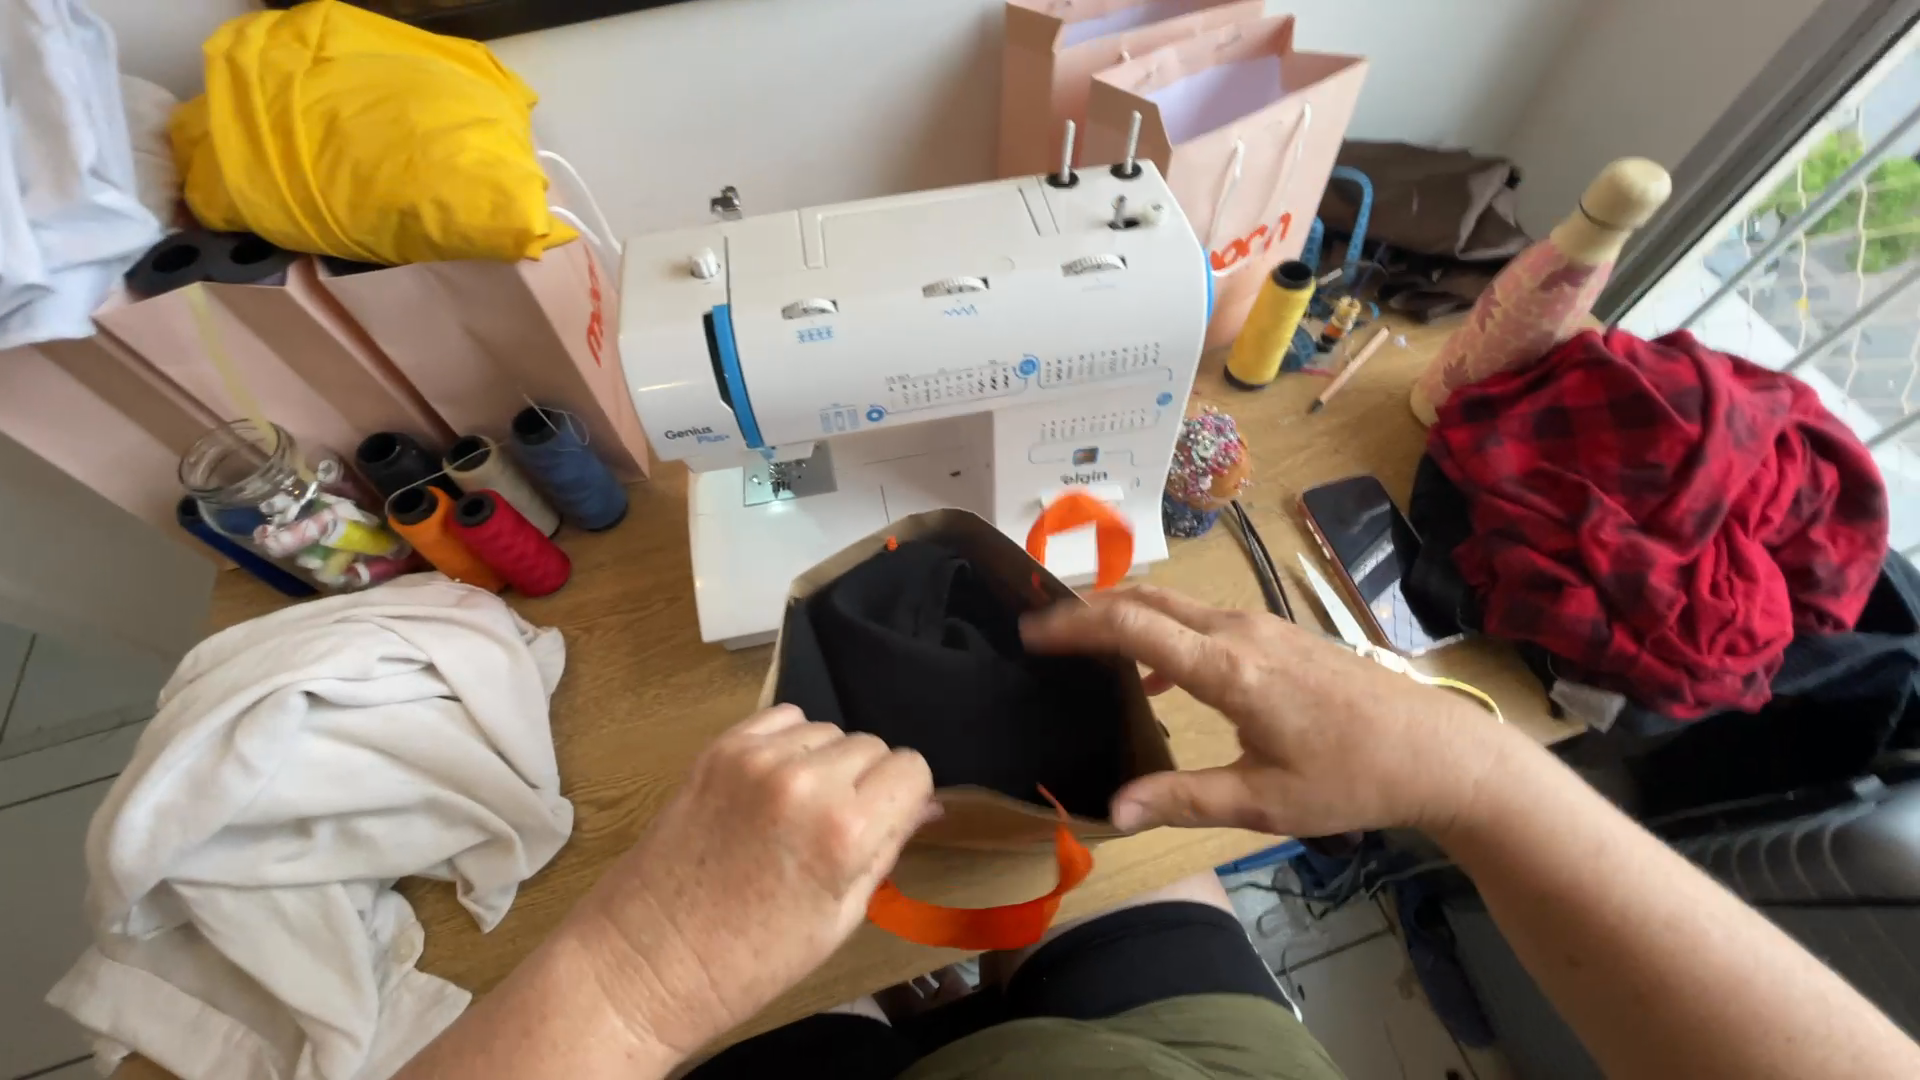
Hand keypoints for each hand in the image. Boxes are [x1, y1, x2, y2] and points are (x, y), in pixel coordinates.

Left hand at [570, 706, 935, 1058]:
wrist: (648, 959)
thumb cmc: (753, 958)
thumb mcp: (841, 917)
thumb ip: (889, 847)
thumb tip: (928, 804)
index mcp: (846, 831)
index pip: (911, 769)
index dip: (905, 796)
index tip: (886, 817)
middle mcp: (807, 781)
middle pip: (873, 745)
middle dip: (867, 780)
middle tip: (835, 822)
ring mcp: (759, 757)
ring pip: (830, 730)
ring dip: (827, 761)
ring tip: (795, 806)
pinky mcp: (722, 746)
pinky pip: (785, 718)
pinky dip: (790, 743)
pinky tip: (771, 784)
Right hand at [1021, 586, 1519, 838]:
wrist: (1438, 749)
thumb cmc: (1352, 778)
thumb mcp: (1264, 801)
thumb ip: (1182, 799)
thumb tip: (1111, 811)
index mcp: (1227, 668)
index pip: (1132, 627)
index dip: (1075, 624)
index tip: (1031, 630)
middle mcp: (1236, 630)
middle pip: (1144, 598)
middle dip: (1087, 607)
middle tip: (1042, 628)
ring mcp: (1257, 624)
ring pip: (1171, 602)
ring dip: (1122, 613)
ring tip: (1082, 642)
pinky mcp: (1272, 632)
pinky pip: (1197, 617)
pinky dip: (1159, 628)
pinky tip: (1154, 675)